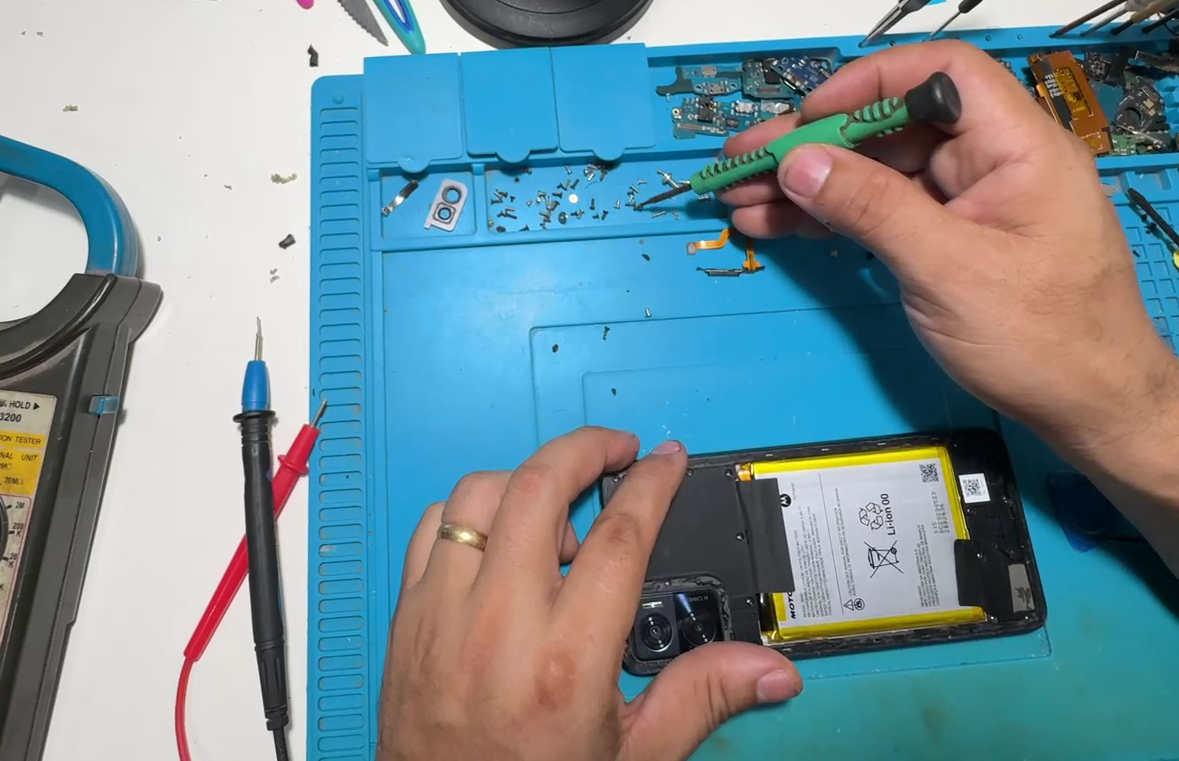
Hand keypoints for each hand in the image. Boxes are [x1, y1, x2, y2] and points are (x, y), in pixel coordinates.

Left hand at [379, 427, 801, 760]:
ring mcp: (443, 613)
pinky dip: (471, 511)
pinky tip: (498, 535)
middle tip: (614, 450)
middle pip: (539, 487)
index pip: (618, 538)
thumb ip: (701, 697)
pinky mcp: (408, 614)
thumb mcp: (634, 756)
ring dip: (524, 482)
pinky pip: (434, 525)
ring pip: (478, 494)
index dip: (650, 485)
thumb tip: (769, 671)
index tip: (664, 460)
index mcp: (565, 661)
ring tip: (557, 512)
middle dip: (584, 449)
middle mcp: (498, 624)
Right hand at [722, 40, 1178, 458]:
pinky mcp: (937, 235)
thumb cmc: (1041, 338)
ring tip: (738, 197)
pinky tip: (771, 224)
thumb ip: (872, 208)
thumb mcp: (949, 270)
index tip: (809, 116)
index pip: (942, 74)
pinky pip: (871, 210)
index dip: (869, 82)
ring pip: (869, 171)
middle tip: (740, 158)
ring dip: (803, 184)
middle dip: (810, 142)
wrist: (1091, 413)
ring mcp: (958, 200)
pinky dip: (823, 216)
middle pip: (887, 125)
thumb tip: (797, 161)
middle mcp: (984, 161)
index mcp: (1015, 146)